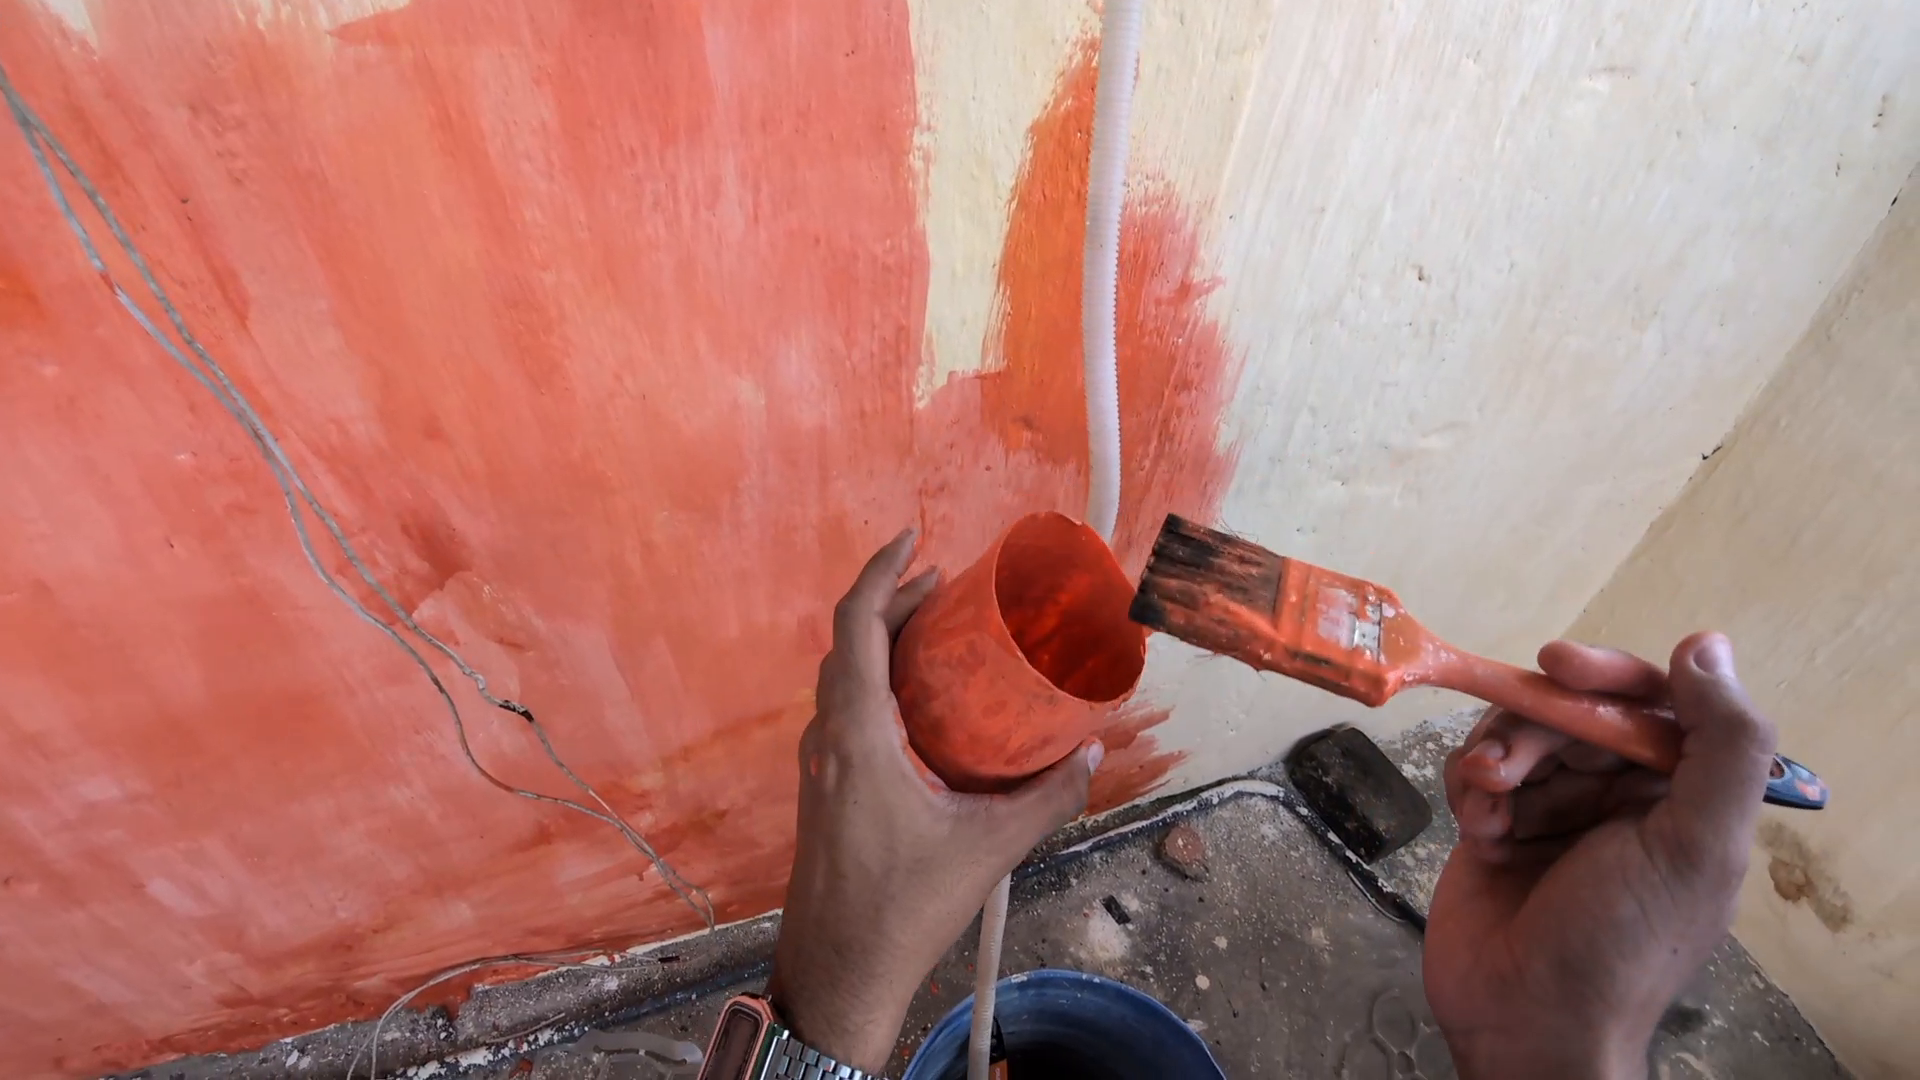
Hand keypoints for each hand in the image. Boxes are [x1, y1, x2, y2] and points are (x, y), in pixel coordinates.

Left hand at [767, 528, 1103, 1070]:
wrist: (836, 974)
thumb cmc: (905, 905)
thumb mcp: (989, 848)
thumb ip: (1048, 799)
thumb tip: (1093, 754)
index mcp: (858, 732)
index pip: (855, 624)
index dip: (880, 570)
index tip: (914, 538)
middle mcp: (829, 734)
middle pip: (849, 640)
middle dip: (892, 597)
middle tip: (945, 582)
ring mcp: (820, 759)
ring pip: (842, 671)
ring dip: (880, 635)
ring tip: (934, 624)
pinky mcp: (824, 781)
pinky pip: (844, 701)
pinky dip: (875, 673)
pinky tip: (916, 694)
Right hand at [1424, 633, 1776, 1079]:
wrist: (1525, 1013)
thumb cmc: (1619, 937)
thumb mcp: (1691, 846)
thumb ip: (1718, 746)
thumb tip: (1709, 644)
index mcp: (1679, 800)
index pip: (1650, 706)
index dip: (1606, 676)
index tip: (1554, 664)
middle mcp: (1616, 798)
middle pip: (1565, 719)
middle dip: (1528, 734)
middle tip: (1501, 771)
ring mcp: (1548, 811)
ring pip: (1510, 741)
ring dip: (1491, 763)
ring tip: (1484, 805)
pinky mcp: (1491, 823)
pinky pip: (1473, 775)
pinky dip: (1468, 791)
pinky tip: (1474, 829)